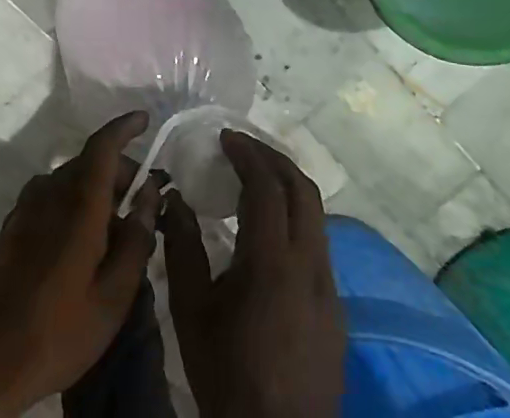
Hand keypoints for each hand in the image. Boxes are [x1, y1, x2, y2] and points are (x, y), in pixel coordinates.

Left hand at [0, 112, 162, 416]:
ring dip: (100, 190)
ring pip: (72, 180)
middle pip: (90, 163)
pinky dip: (78, 203)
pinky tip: (89, 242)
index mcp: (77, 205)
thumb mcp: (112, 298)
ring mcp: (26, 208)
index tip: (145, 120)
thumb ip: (136, 240)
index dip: (124, 127)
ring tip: (122, 230)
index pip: (102, 146)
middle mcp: (48, 194)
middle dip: (122, 171)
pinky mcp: (13, 225)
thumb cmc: (55, 333)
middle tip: (148, 203)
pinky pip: (54, 197)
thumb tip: (151, 194)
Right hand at [161, 130, 343, 417]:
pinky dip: (295, 217)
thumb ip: (183, 248)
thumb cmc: (226, 372)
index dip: (247, 153)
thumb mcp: (191, 311)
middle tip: (241, 147)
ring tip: (253, 179)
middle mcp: (310, 264)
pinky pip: (318, 242)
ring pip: (316, 215)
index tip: (226, 136)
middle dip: (273, 157)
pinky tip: (269, 230)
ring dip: (287, 185)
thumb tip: (174, 200)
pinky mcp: (335, 305)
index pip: (267, 187)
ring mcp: (329, 285)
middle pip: (303, 189)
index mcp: (272, 262)